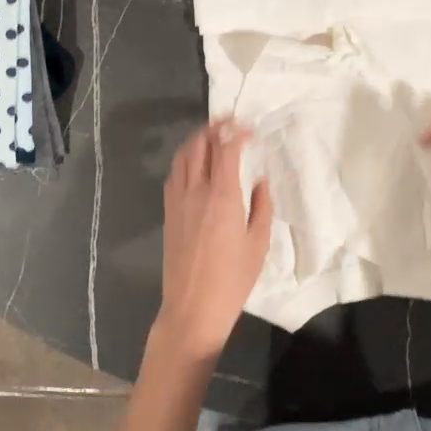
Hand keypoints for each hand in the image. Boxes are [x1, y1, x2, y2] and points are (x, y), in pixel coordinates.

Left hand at [152, 120, 273, 361]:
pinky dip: (185, 161)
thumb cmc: (233, 279)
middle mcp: (196, 191)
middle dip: (214, 128)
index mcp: (223, 196)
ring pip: (182, 157)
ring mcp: (177, 201)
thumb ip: (262, 207)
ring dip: (197, 141)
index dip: (237, 132)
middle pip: (200, 145)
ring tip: (212, 136)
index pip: (226, 149)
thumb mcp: (258, 244)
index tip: (250, 129)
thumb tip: (259, 181)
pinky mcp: (168, 213)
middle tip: (229, 122)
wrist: (193, 307)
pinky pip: (174, 176)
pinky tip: (195, 166)